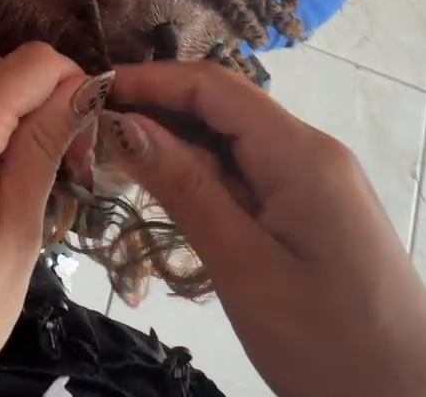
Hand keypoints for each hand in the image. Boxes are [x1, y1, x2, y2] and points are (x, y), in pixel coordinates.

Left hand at [0, 43, 104, 396]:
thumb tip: (82, 88)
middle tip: (70, 170)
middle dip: (47, 102)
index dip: (75, 86)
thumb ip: (45, 146)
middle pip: (4, 70)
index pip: (34, 62)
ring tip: (32, 180)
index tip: (90, 142)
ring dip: (14, 115)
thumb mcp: (17, 233)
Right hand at [102, 62, 425, 396]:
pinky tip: (170, 192)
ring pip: (233, 141)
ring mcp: (316, 184)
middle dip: (158, 108)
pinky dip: (203, 174)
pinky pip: (248, 173)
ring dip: (177, 143)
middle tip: (94, 129)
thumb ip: (183, 187)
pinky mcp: (315, 214)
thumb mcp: (244, 267)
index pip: (213, 85)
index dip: (150, 78)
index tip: (92, 90)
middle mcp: (311, 153)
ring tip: (118, 158)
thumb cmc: (333, 346)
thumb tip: (124, 121)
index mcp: (300, 153)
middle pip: (222, 107)